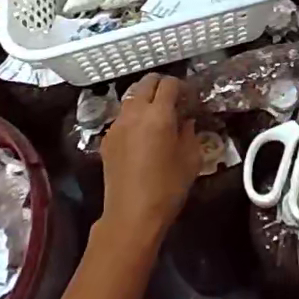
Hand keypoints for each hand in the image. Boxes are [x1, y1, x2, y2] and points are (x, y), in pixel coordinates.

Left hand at [99, 75, 201, 244]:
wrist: (131, 216)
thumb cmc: (168, 188)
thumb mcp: (191, 158)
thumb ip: (190, 132)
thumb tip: (186, 120)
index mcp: (158, 114)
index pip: (169, 84)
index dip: (182, 86)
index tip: (190, 98)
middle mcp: (135, 113)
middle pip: (146, 83)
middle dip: (162, 85)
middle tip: (175, 100)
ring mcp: (117, 125)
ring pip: (132, 98)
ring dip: (146, 99)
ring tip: (158, 116)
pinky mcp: (107, 140)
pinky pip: (122, 117)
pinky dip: (134, 117)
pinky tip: (142, 135)